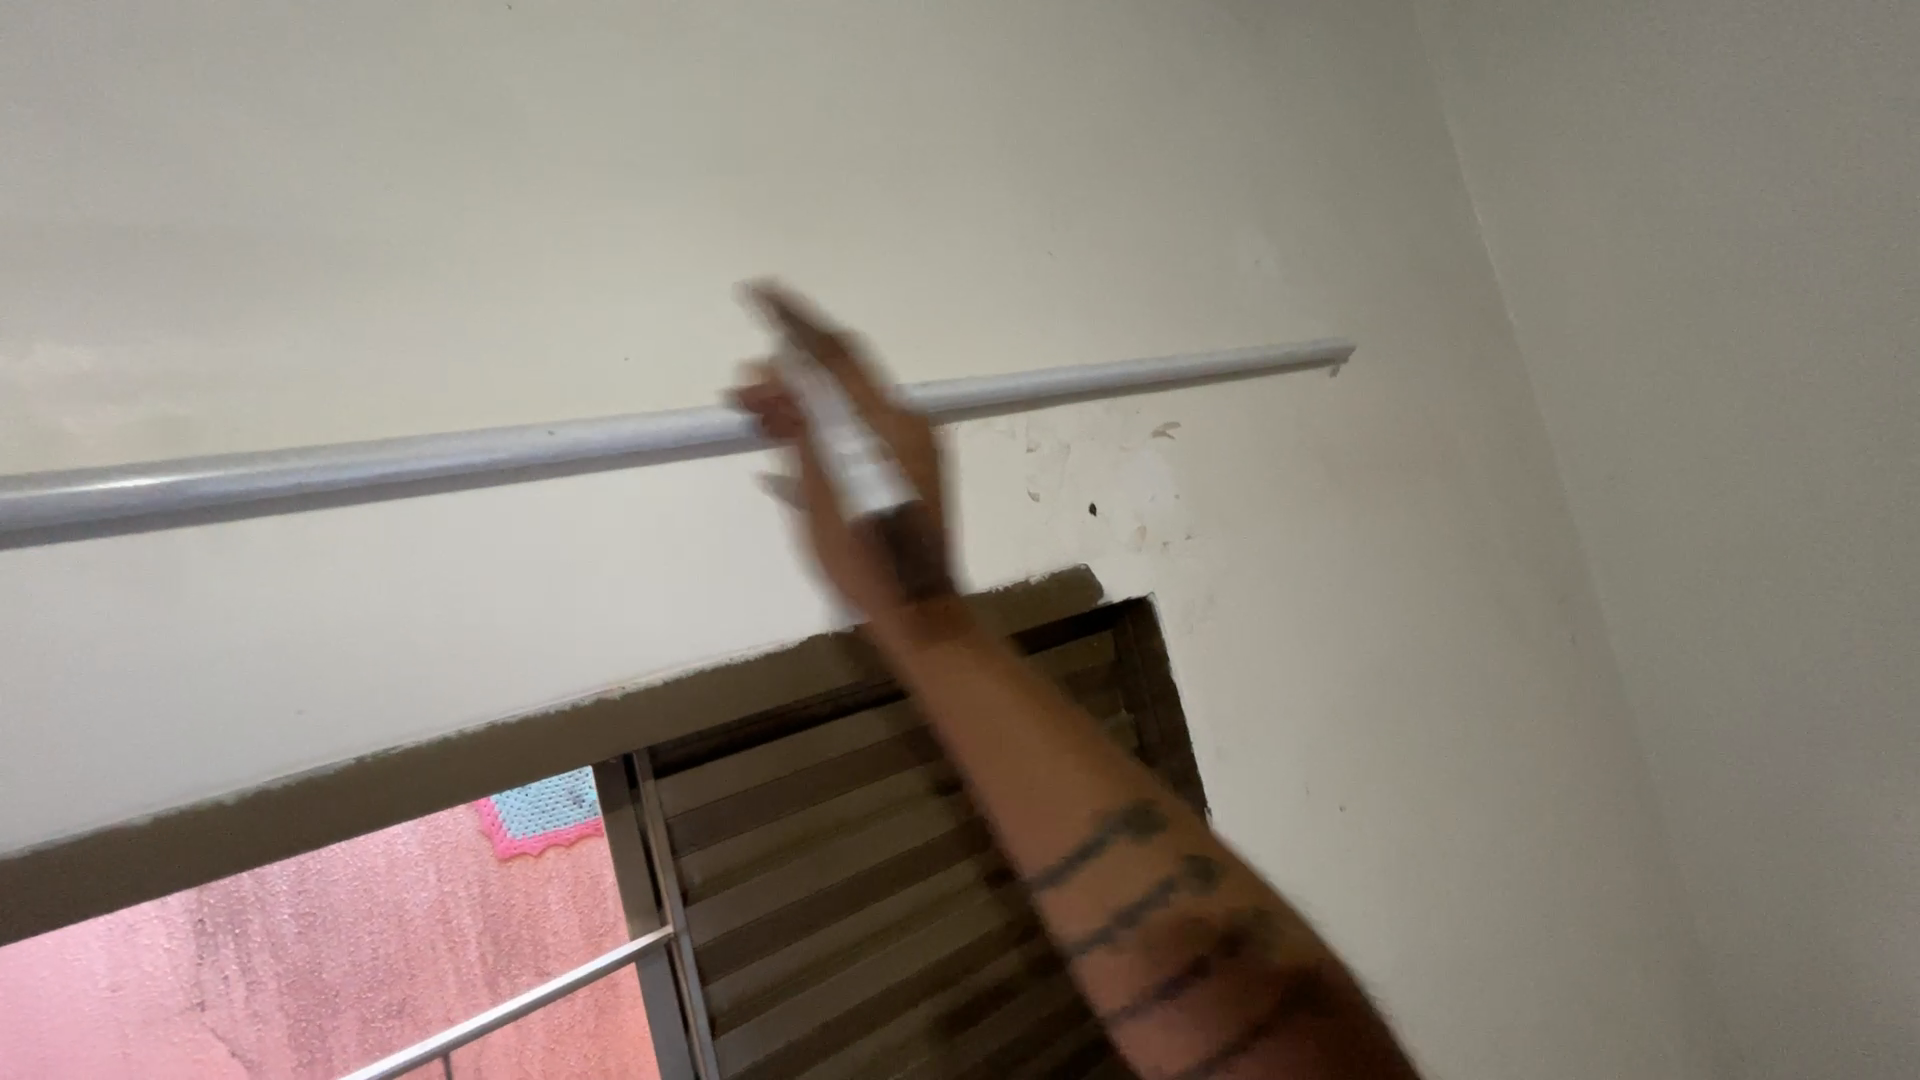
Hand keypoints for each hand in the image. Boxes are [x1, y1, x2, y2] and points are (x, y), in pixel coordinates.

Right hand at [732, 282, 967, 650]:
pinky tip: (783, 456)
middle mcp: (906, 425)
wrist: (917, 612)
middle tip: (739, 393)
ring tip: (753, 418)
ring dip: (802, 411)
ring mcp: (911, 451)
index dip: (794, 319)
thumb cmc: (865, 560)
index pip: (836, 354)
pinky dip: (823, 442)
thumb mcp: (821, 492)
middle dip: (788, 379)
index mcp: (887, 423)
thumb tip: (778, 372)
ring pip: (848, 413)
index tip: (756, 292)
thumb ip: (803, 426)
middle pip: (841, 384)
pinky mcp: (908, 475)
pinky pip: (860, 443)